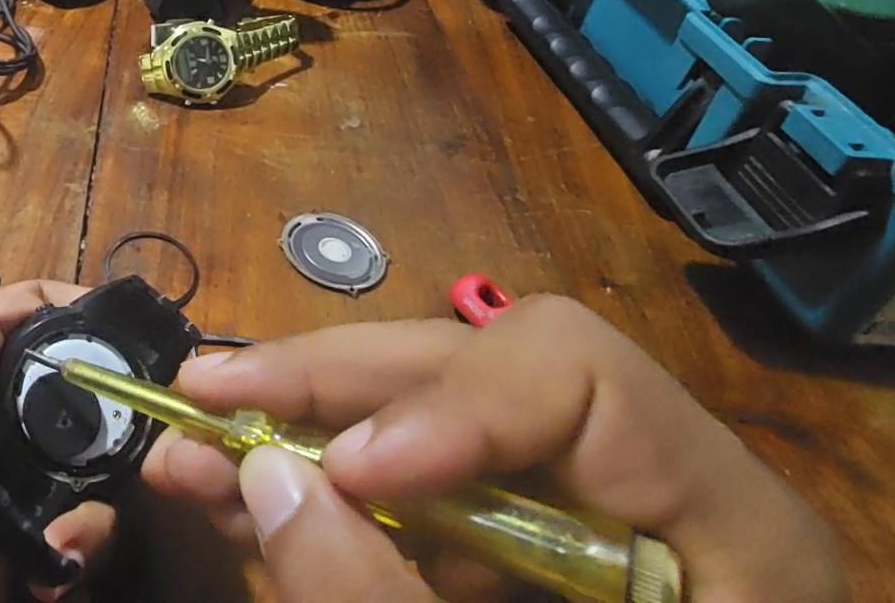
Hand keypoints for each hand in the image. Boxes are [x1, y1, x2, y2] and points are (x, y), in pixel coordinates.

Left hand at [0, 272, 112, 602]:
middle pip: (54, 405)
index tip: (130, 339)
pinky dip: (61, 561)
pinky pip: (43, 553)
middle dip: (98, 425)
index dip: (66, 316)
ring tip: (69, 546)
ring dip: (87, 509)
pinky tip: (52, 575)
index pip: (9, 321)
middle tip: (127, 461)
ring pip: (61, 482)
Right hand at [143, 295, 847, 601]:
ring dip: (281, 426)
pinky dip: (301, 483)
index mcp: (710, 515)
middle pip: (451, 367)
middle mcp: (616, 472)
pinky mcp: (487, 526)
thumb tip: (261, 477)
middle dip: (317, 386)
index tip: (353, 469)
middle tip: (203, 396)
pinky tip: (228, 488)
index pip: (570, 369)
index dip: (450, 398)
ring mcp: (544, 493)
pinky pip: (380, 476)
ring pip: (394, 410)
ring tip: (184, 448)